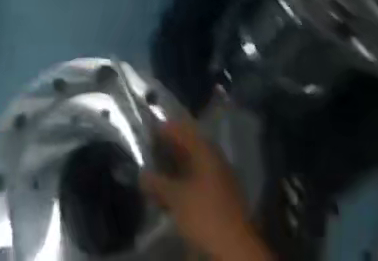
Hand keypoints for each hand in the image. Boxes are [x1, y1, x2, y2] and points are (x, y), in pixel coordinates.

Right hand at [141, 117, 272, 260]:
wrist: (235, 248)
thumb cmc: (204, 214)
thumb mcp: (175, 198)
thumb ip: (157, 183)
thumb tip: (142, 175)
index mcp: (206, 150)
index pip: (182, 129)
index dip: (164, 128)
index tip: (147, 130)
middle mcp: (215, 158)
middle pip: (189, 145)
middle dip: (169, 148)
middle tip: (149, 151)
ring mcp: (220, 177)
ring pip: (193, 164)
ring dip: (175, 166)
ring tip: (156, 171)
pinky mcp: (221, 195)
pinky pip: (198, 179)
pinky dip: (183, 181)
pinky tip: (171, 190)